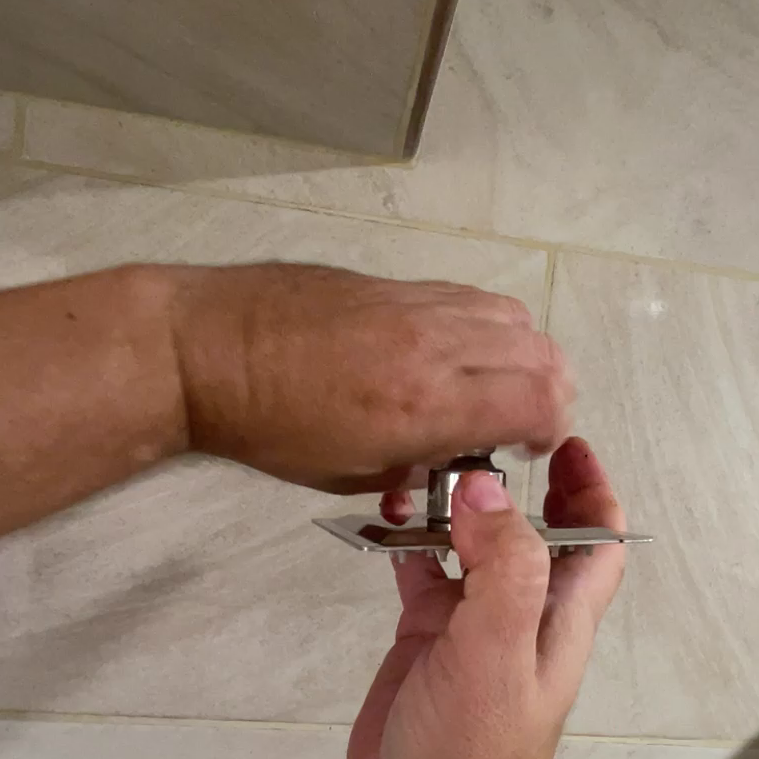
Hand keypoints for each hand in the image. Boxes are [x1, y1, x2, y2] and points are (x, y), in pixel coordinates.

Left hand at [165, 263, 572, 492]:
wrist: (209, 348)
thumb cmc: (269, 427)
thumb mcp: (348, 474)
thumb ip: (416, 463)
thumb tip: (450, 456)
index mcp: (424, 404)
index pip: (537, 401)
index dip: (550, 430)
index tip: (526, 449)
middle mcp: (437, 345)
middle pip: (542, 355)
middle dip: (550, 394)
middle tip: (519, 421)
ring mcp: (420, 305)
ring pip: (514, 318)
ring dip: (523, 356)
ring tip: (493, 382)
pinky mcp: (400, 283)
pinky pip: (473, 298)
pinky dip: (488, 327)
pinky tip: (457, 351)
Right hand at [347, 438, 625, 758]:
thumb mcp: (497, 657)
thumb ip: (502, 571)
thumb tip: (487, 491)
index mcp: (558, 616)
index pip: (597, 540)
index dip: (593, 489)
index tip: (569, 443)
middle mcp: (521, 613)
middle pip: (534, 533)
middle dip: (521, 487)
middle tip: (485, 442)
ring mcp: (472, 625)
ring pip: (475, 546)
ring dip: (458, 510)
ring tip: (428, 473)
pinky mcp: (428, 638)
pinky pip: (424, 571)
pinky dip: (410, 543)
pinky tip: (389, 525)